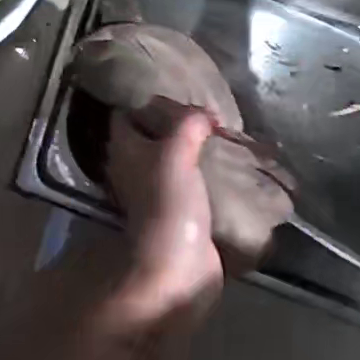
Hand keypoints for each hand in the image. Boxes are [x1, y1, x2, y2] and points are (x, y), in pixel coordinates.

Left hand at [105, 99, 224, 324]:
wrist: (177, 272)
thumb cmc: (168, 206)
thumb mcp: (175, 153)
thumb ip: (187, 125)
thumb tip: (203, 114)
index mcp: (126, 149)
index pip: (129, 111)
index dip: (151, 98)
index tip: (180, 87)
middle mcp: (136, 166)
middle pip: (155, 133)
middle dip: (181, 121)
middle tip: (211, 108)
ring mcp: (159, 191)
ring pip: (177, 157)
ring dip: (199, 146)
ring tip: (226, 130)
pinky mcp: (182, 212)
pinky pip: (195, 181)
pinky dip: (210, 171)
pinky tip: (233, 161)